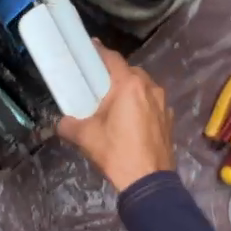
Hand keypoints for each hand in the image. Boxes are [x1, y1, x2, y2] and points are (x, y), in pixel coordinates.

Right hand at [57, 44, 175, 190]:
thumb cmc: (116, 152)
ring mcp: (163, 104)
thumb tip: (61, 123)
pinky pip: (152, 105)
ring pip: (143, 88)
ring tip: (114, 103)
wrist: (147, 182)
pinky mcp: (169, 120)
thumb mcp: (85, 137)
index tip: (90, 48)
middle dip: (114, 75)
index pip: (112, 59)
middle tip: (98, 83)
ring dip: (130, 91)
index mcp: (129, 85)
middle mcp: (150, 88)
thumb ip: (68, 125)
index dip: (100, 51)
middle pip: (130, 73)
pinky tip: (131, 120)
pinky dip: (141, 106)